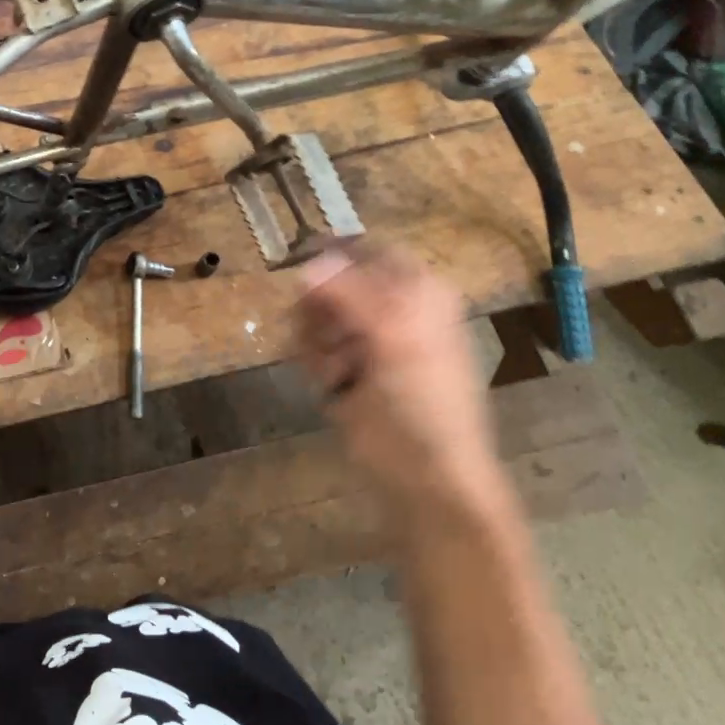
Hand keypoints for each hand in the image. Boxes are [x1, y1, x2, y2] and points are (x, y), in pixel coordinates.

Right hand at [295, 244, 502, 514]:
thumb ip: (349, 294)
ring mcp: (366, 340)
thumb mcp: (392, 337)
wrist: (425, 473)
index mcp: (418, 293)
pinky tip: (327, 382)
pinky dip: (311, 360)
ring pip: (315, 314)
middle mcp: (392, 310)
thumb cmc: (423, 401)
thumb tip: (307, 262)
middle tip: (321, 329)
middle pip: (332, 281)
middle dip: (319, 305)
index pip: (369, 252)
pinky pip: (309, 346)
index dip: (335, 254)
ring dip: (313, 337)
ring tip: (331, 366)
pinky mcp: (344, 368)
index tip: (298, 262)